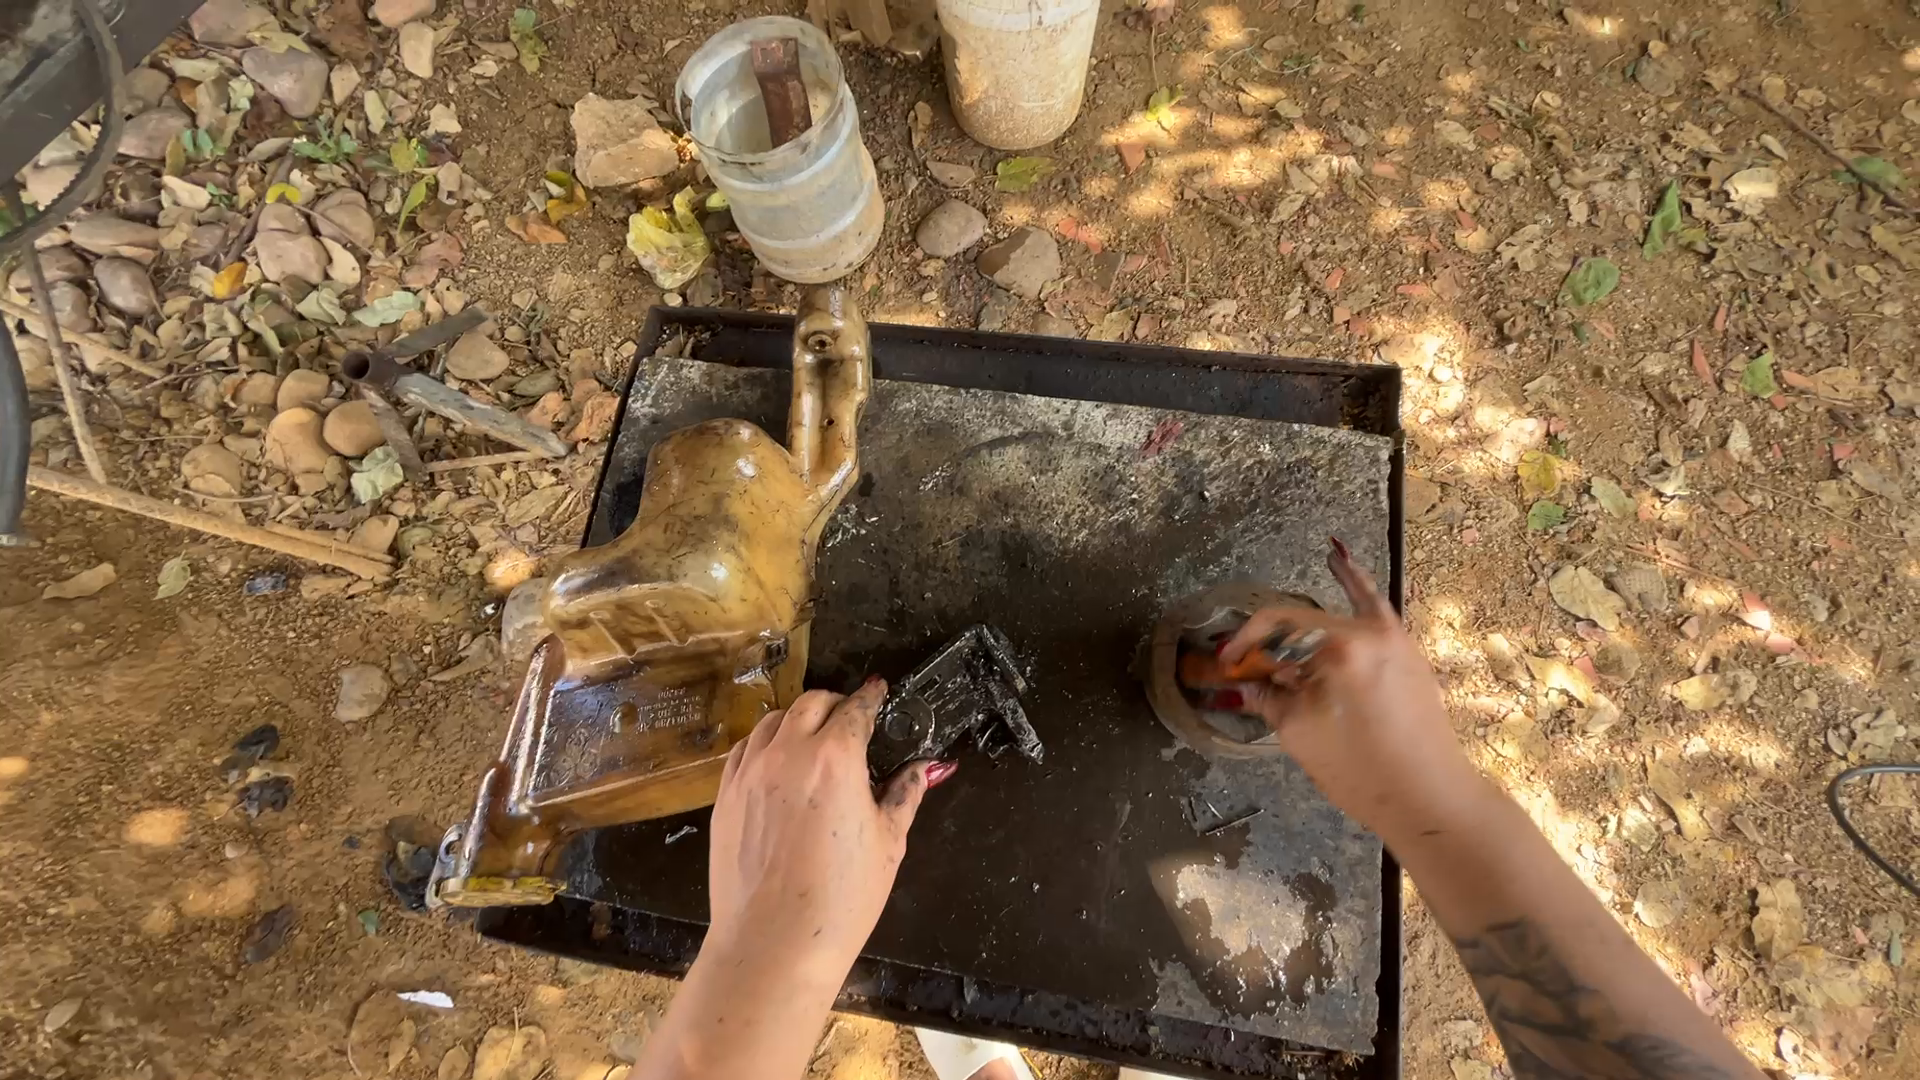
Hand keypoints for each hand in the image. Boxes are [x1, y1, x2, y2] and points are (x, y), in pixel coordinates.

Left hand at [705, 678, 936, 976]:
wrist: (773, 946)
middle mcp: (789, 752)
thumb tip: (925, 768)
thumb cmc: (841, 898)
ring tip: (812, 738)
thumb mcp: (889, 842)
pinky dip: (765, 742)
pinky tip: (776, 760)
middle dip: (835, 703)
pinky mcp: (726, 794)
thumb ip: (906, 793)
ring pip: (774, 718)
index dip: (871, 697)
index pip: (856, 708)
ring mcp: (751, 771)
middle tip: (849, 720)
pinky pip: (745, 748)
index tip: (877, 692)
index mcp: (836, 757)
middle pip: (812, 702)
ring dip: (798, 719)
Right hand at [1222, 539, 1482, 842]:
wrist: (1432, 799)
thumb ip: (1268, 697)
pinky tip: (1339, 558)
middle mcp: (1368, 632)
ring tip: (1305, 571)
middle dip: (1269, 639)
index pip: (1276, 626)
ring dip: (1309, 610)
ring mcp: (1393, 639)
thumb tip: (1242, 682)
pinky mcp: (1407, 654)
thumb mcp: (1299, 732)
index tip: (1225, 663)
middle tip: (1250, 660)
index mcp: (1339, 647)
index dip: (1243, 641)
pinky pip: (1374, 607)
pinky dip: (1355, 583)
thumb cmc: (1359, 769)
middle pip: (1302, 621)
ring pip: (1336, 612)